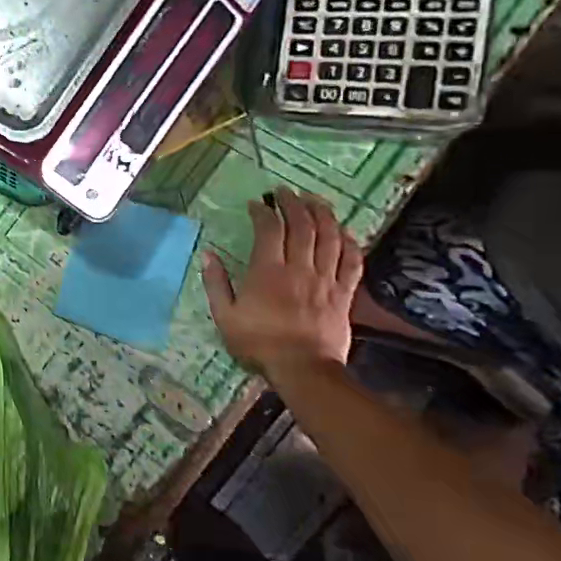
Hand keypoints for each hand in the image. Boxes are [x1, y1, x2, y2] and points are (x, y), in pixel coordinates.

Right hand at [202, 188, 361, 373]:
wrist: (302, 369)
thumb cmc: (258, 343)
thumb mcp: (224, 316)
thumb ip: (216, 283)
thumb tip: (208, 255)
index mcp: (268, 271)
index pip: (269, 229)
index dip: (263, 211)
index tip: (256, 203)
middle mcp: (299, 268)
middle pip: (302, 226)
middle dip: (293, 203)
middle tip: (285, 192)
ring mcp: (325, 279)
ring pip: (329, 237)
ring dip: (323, 214)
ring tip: (315, 200)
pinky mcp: (344, 293)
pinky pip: (352, 262)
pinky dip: (350, 243)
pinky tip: (345, 232)